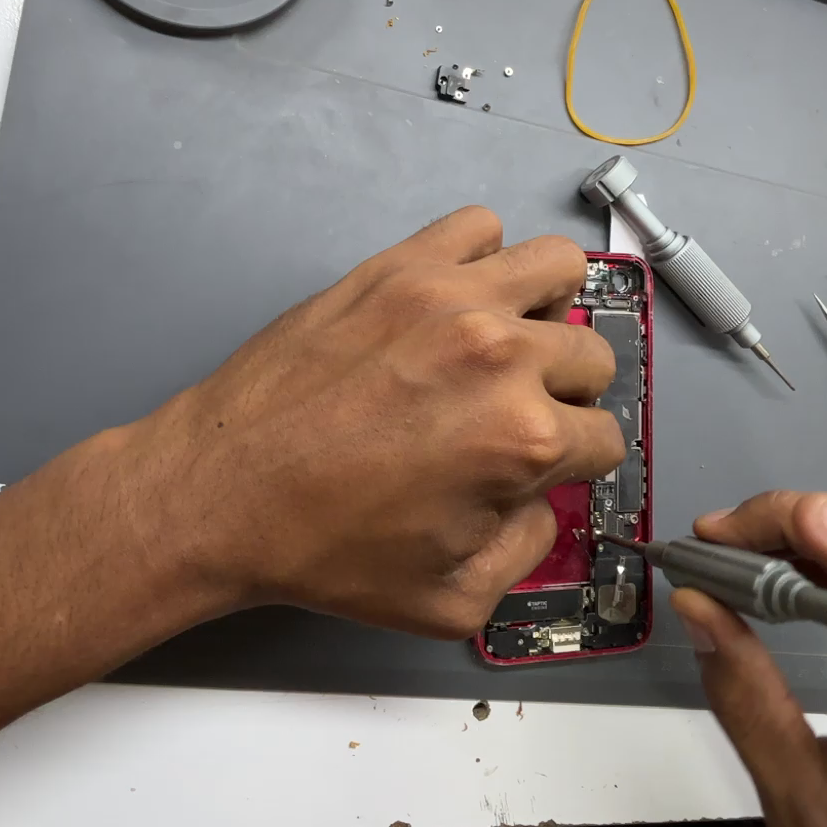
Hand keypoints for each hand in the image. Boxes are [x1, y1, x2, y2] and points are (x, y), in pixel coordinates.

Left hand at [109, 206, 623, 636]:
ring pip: (557, 266)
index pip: (604, 439)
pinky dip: (482, 259)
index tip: (537, 464)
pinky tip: (452, 301)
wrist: (222, 489)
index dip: (575, 462)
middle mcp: (498, 353)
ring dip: (548, 309)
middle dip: (566, 393)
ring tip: (503, 341)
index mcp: (521, 439)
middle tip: (513, 411)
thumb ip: (528, 549)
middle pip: (591, 355)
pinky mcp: (396, 265)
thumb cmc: (327, 551)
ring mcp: (446, 297)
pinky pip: (475, 226)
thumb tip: (543, 495)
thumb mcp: (451, 600)